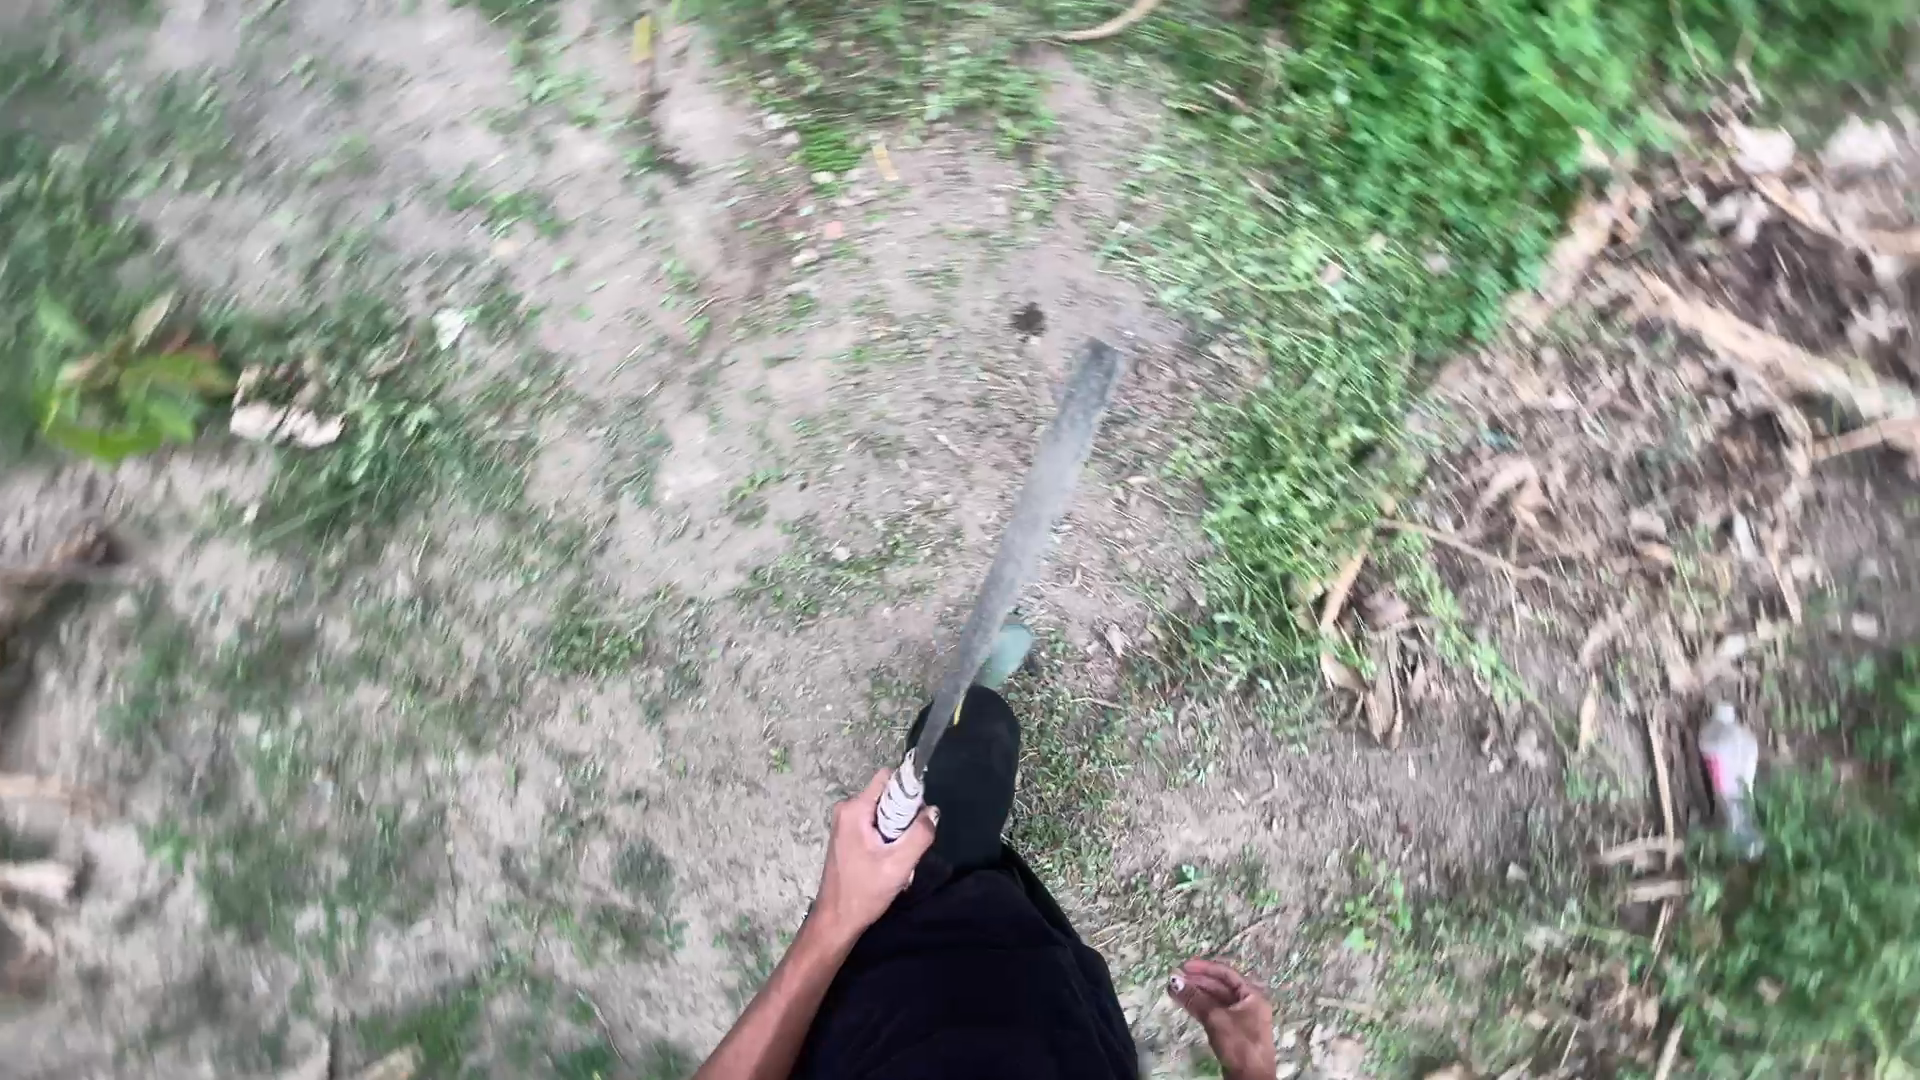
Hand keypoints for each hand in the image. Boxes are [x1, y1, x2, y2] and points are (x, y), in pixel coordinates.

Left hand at [810, 769, 936, 942]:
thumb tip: (933, 811)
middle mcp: (847, 809)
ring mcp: (845, 822)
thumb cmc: (864, 893)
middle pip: (887, 796)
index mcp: (855, 809)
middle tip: (907, 843)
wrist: (835, 921)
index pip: (887, 778)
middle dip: (903, 816)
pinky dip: (886, 837)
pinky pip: (875, 823)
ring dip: (896, 830)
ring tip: (898, 856)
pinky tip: (888, 861)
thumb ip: (919, 834)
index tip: (918, 813)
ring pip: (883, 811)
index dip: (908, 790)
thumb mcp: (898, 865)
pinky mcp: (847, 834)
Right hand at [1169, 958, 1276, 1079]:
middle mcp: (1248, 1005)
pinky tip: (1184, 1003)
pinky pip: (1214, 1013)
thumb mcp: (1216, 1018)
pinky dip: (1199, 1007)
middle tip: (1175, 979)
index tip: (1184, 966)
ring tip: (1174, 990)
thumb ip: (1195, 998)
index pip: (1226, 973)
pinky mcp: (1232, 1033)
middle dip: (1196, 982)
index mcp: (1252, 996)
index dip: (1204, 968)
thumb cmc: (1239, 1045)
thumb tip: (1173, 980)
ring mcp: (1240, 1020)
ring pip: (1214, 1000)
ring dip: (1195, 994)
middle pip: (1219, 987)